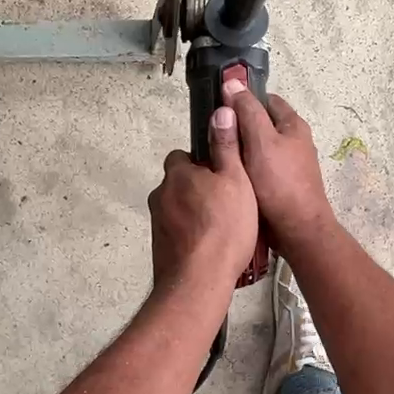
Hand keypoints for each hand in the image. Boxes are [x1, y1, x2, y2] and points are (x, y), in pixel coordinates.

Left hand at [147, 106, 258, 296]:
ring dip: (195, 214)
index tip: (222, 175)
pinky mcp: (159, 248)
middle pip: (180, 184)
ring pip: (178, 209)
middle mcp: (160, 195)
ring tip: (223, 228)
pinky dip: (191, 236)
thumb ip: (227, 146)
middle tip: (227, 202)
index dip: (202, 163)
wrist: (198, 283)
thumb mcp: (236, 180)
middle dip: (198, 189)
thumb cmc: (223, 228)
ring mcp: (157, 223)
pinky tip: (212, 248)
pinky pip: (177, 233)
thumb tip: (221, 111)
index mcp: (177, 174)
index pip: (182, 157)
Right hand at [221, 79, 333, 251]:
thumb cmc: (279, 182)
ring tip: (215, 155)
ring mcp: (289, 164)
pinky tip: (229, 176)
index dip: (243, 100)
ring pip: (257, 148)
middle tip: (212, 134)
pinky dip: (244, 168)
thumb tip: (232, 82)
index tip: (219, 108)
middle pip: (260, 124)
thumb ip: (246, 111)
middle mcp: (294, 141)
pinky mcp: (281, 184)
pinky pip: (258, 168)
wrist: (298, 230)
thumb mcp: (260, 141)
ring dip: (239, 150)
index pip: (265, 99)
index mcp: (293, 125)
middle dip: (238, 127)